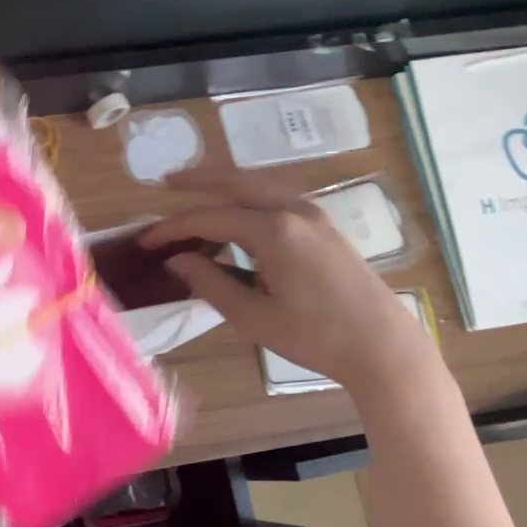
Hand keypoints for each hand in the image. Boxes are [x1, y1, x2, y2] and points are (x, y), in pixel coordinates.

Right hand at [140, 168, 437, 390]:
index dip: (172, 228)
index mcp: (273, 231)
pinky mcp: (325, 227)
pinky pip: (277, 198)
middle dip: (198, 180)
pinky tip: (237, 214)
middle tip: (165, 182)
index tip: (144, 241)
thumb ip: (210, 283)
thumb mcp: (252, 316)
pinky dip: (248, 198)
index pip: (209, 218)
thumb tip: (177, 260)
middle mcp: (294, 211)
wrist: (383, 346)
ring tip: (195, 192)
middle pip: (236, 182)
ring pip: (260, 185)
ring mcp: (314, 216)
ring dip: (225, 186)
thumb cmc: (314, 336)